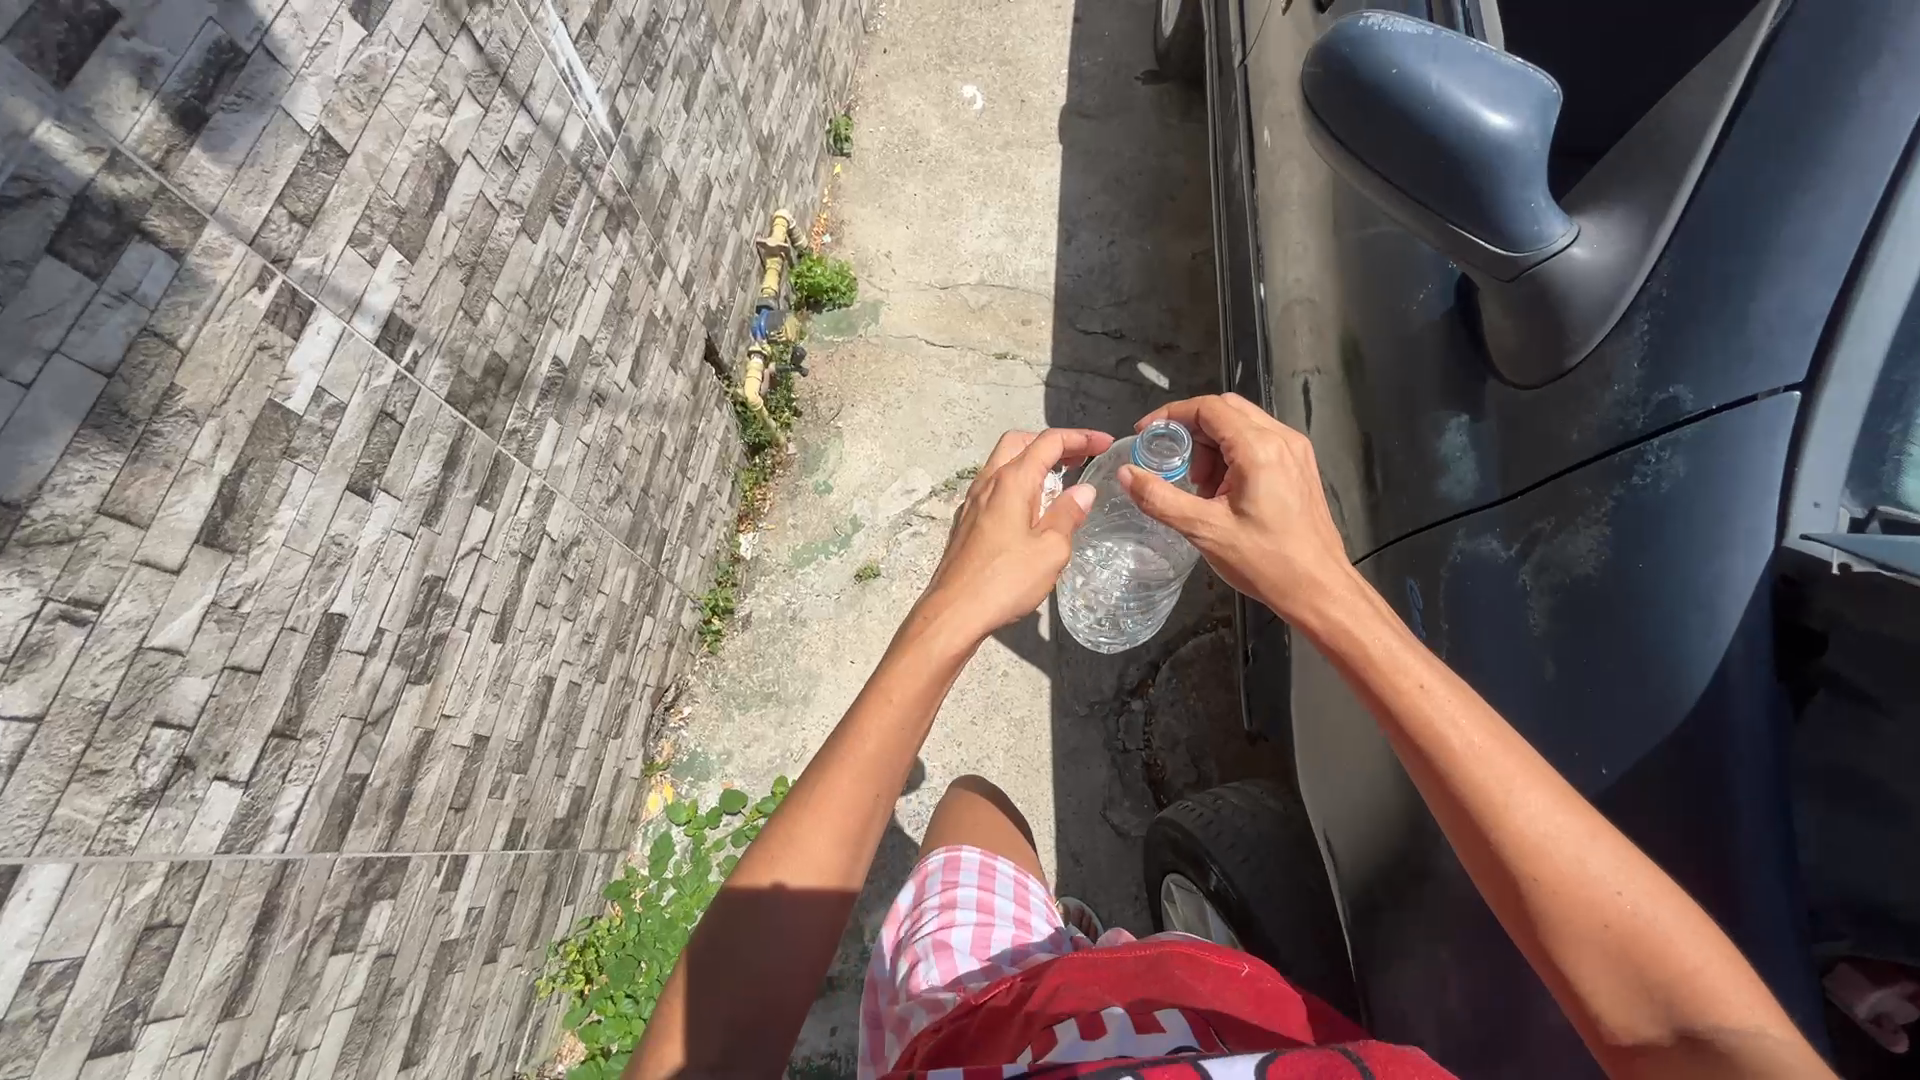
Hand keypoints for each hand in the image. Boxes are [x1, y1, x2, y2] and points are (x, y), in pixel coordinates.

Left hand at [917, 428, 1113, 640]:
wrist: (954, 612)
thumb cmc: (1004, 581)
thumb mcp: (1051, 549)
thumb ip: (1068, 514)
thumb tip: (1083, 491)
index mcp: (1011, 481)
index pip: (1048, 442)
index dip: (1080, 437)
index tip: (1105, 443)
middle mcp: (988, 483)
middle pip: (1019, 443)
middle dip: (1051, 443)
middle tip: (1080, 457)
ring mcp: (973, 502)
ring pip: (1003, 464)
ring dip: (1033, 463)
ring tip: (1061, 480)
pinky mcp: (967, 522)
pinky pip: (995, 488)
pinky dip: (1018, 484)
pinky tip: (1032, 508)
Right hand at [1117, 394, 1358, 623]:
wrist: (1317, 588)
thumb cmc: (1265, 561)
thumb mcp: (1204, 530)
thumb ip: (1159, 498)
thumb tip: (1126, 474)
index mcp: (1259, 449)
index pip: (1208, 408)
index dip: (1170, 415)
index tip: (1145, 435)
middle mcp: (1281, 440)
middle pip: (1225, 410)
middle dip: (1191, 432)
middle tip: (1173, 466)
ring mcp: (1295, 452)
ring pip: (1241, 426)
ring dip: (1211, 447)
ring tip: (1200, 489)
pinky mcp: (1299, 467)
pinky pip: (1258, 443)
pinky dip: (1231, 457)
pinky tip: (1222, 493)